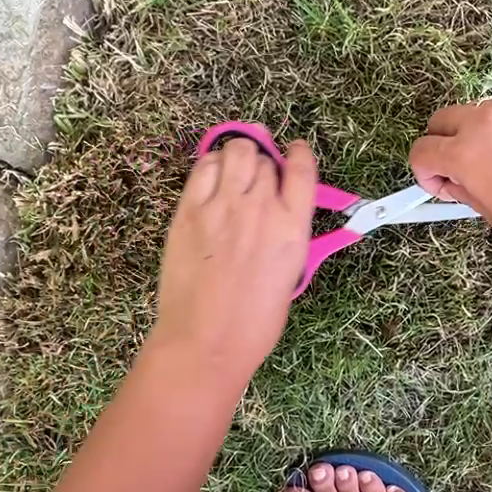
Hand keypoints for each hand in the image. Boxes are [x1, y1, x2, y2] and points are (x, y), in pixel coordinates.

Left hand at [152, 135, 316, 375]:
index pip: (302, 169)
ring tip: (235, 171)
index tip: (294, 151)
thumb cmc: (254, 323)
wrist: (206, 340)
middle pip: (265, 159)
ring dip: (239, 155)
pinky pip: (203, 168)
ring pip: (235, 152)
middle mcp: (260, 208)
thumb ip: (287, 236)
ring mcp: (222, 206)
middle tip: (257, 178)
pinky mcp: (189, 210)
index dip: (298, 153)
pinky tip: (213, 178)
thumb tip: (281, 214)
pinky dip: (212, 165)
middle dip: (264, 163)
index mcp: (292, 228)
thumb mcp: (289, 276)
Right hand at [410, 101, 491, 253]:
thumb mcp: (489, 212)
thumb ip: (461, 190)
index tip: (439, 186)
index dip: (424, 173)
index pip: (421, 151)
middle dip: (441, 145)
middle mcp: (481, 123)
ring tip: (490, 165)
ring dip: (468, 134)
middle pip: (440, 121)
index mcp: (463, 153)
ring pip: (470, 113)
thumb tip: (450, 181)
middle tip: (456, 172)